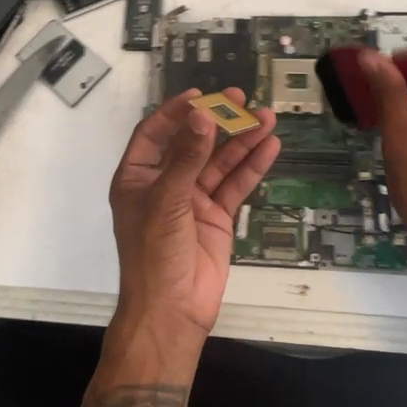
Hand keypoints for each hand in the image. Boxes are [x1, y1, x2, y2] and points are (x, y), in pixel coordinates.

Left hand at [108, 89, 281, 348]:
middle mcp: (164, 184)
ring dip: (241, 141)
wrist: (171, 310)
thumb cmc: (154, 254)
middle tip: (240, 99)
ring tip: (266, 118)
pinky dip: (252, 167)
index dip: (175, 112)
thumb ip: (187, 158)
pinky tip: (269, 147)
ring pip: (219, 163)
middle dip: (216, 122)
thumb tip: (203, 117)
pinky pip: (235, 186)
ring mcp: (192, 201)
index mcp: (137, 177)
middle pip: (192, 144)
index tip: (201, 95)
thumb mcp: (167, 201)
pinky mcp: (216, 218)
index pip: (154, 133)